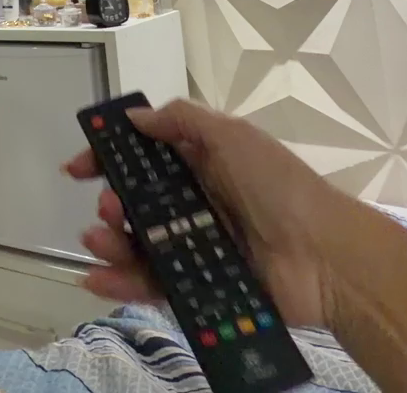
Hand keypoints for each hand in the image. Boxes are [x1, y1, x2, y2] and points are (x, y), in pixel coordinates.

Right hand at [63, 98, 346, 328]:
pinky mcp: (198, 287)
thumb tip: (133, 118)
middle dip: (108, 204)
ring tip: (100, 241)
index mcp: (197, 164)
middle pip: (133, 204)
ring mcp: (193, 247)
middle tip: (107, 208)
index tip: (77, 167)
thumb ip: (181, 120)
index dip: (106, 159)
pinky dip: (120, 282)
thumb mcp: (233, 135)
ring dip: (109, 241)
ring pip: (136, 244)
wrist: (329, 259)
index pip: (140, 159)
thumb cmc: (277, 187)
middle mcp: (191, 203)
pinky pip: (152, 284)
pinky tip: (95, 279)